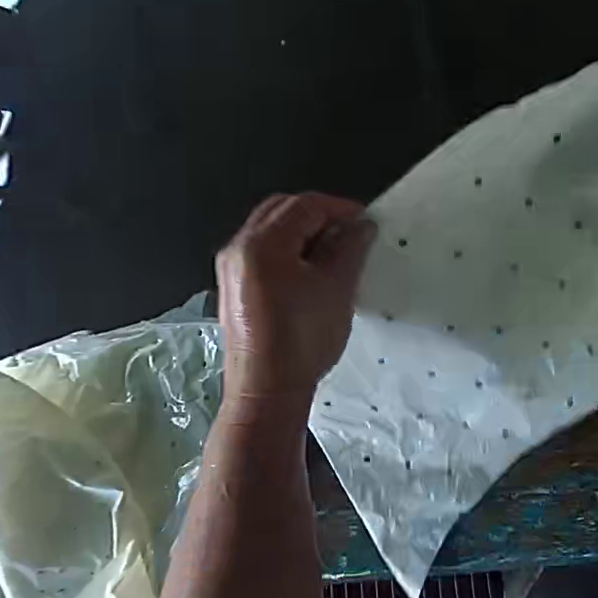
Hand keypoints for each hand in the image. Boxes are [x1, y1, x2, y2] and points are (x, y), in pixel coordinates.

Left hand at [215, 192, 375, 408]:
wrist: (267, 391)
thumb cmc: (303, 340)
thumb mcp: (336, 288)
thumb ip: (351, 248)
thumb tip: (362, 226)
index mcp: (262, 244)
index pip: (304, 206)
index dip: (339, 208)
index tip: (366, 220)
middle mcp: (239, 248)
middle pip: (282, 211)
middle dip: (319, 216)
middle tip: (351, 232)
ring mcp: (231, 269)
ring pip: (271, 231)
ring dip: (304, 233)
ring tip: (335, 253)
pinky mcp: (234, 288)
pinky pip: (262, 253)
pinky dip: (288, 251)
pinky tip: (312, 272)